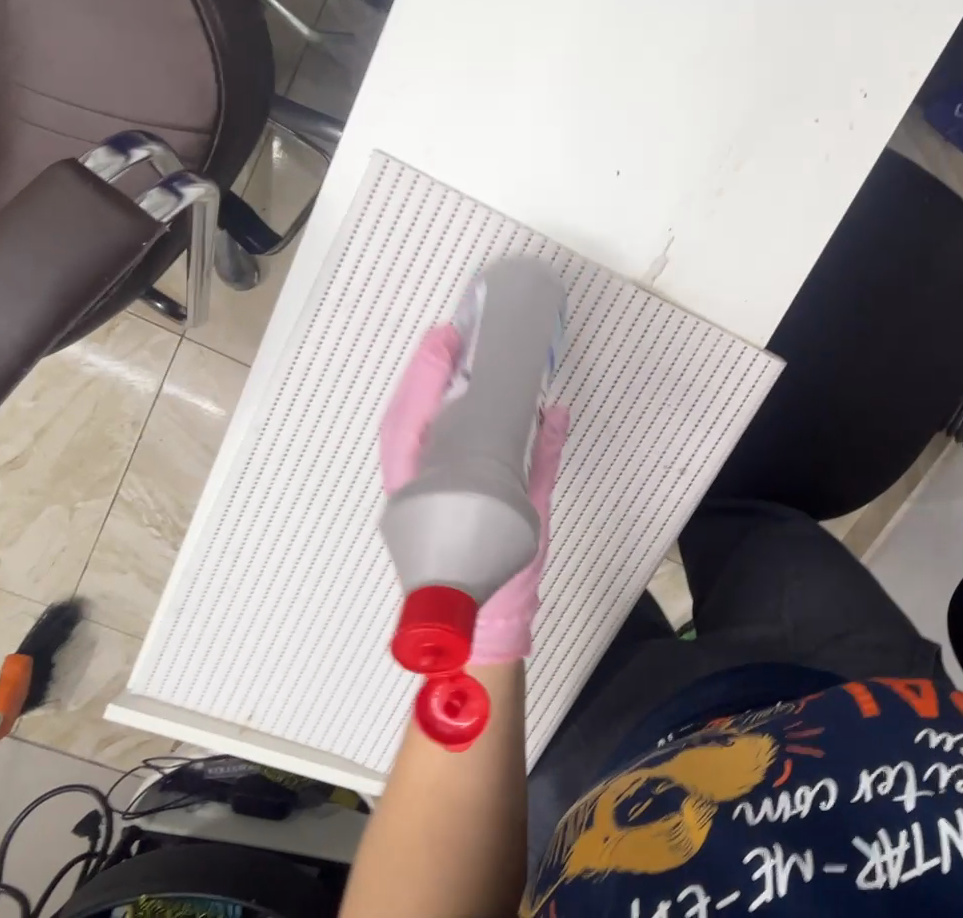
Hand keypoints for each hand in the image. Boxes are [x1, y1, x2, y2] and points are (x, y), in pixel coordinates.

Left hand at [381, 324, 570, 664]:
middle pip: (418, 421)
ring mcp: (445, 489)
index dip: (421, 381)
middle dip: (430, 376)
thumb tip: (554, 414)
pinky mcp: (470, 497)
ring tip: (469, 354)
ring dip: (446, 394)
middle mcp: (427, 483)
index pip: (408, 428)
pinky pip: (462, 454)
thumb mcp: (518, 532)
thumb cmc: (493, 586)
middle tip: (456, 335)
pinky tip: (512, 402)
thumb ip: (540, 471)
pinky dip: (486, 425)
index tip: (441, 342)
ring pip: (433, 434)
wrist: (490, 627)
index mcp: (421, 493)